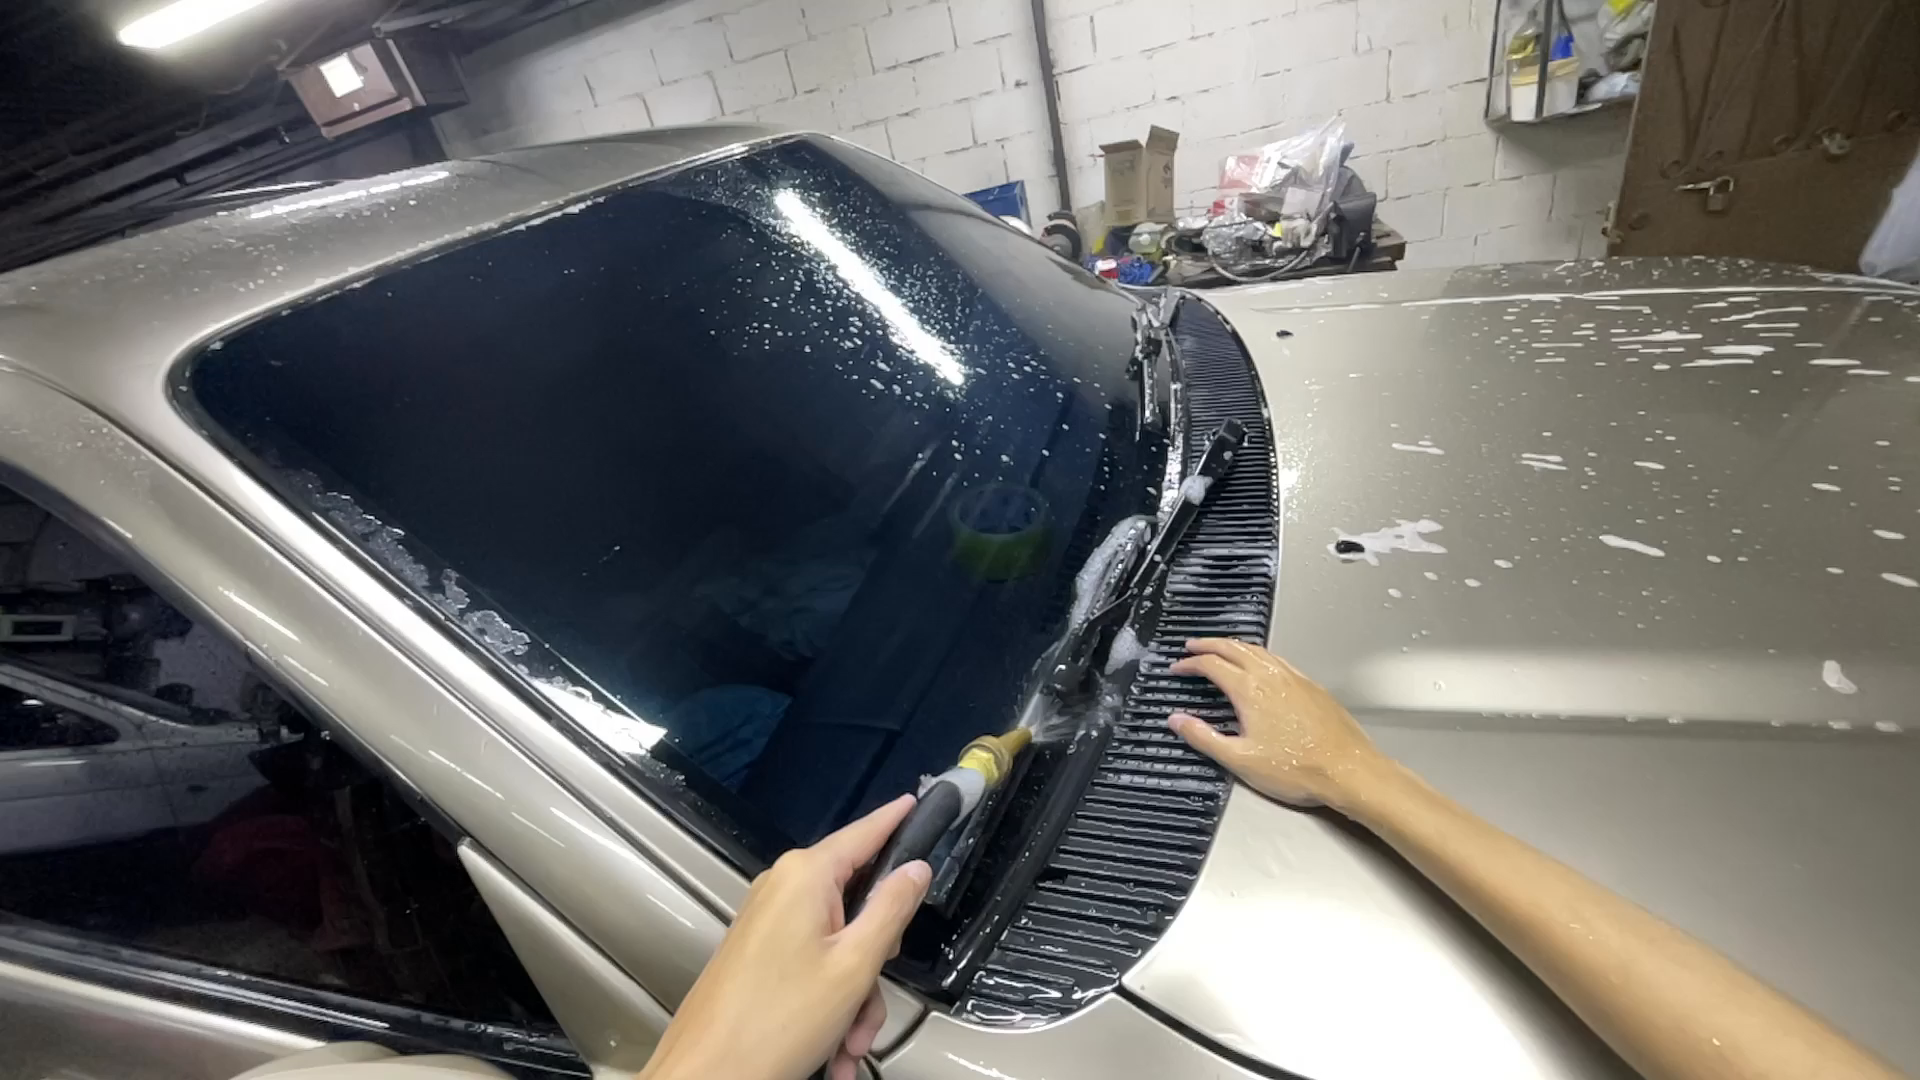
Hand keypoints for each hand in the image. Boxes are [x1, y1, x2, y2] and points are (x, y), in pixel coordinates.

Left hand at [639, 794, 930, 1079]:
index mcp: (806, 875)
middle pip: (856, 899)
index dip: (895, 818)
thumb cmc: (777, 1022)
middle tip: (873, 1000)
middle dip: (874, 956)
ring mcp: (767, 917)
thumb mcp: (854, 965)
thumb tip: (916, 868)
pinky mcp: (757, 948)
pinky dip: (829, 998)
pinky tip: (832, 1048)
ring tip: (850, 1042)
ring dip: (854, 993)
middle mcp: (783, 885)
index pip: (864, 832)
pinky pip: (811, 958)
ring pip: (837, 939)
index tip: (916, 800)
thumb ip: (891, 909)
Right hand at [1168, 638, 1392, 811]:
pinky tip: (1260, 664)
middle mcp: (1270, 676)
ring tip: (1220, 649)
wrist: (1351, 772)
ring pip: (1257, 650)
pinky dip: (1258, 654)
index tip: (1177, 668)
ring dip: (1233, 645)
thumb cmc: (1296, 770)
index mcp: (1249, 690)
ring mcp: (1294, 678)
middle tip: (1192, 647)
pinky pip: (1277, 659)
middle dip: (1208, 644)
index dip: (1190, 663)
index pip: (1211, 664)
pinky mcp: (1311, 686)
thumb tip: (1175, 720)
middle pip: (1233, 648)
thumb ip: (1203, 737)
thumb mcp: (1240, 760)